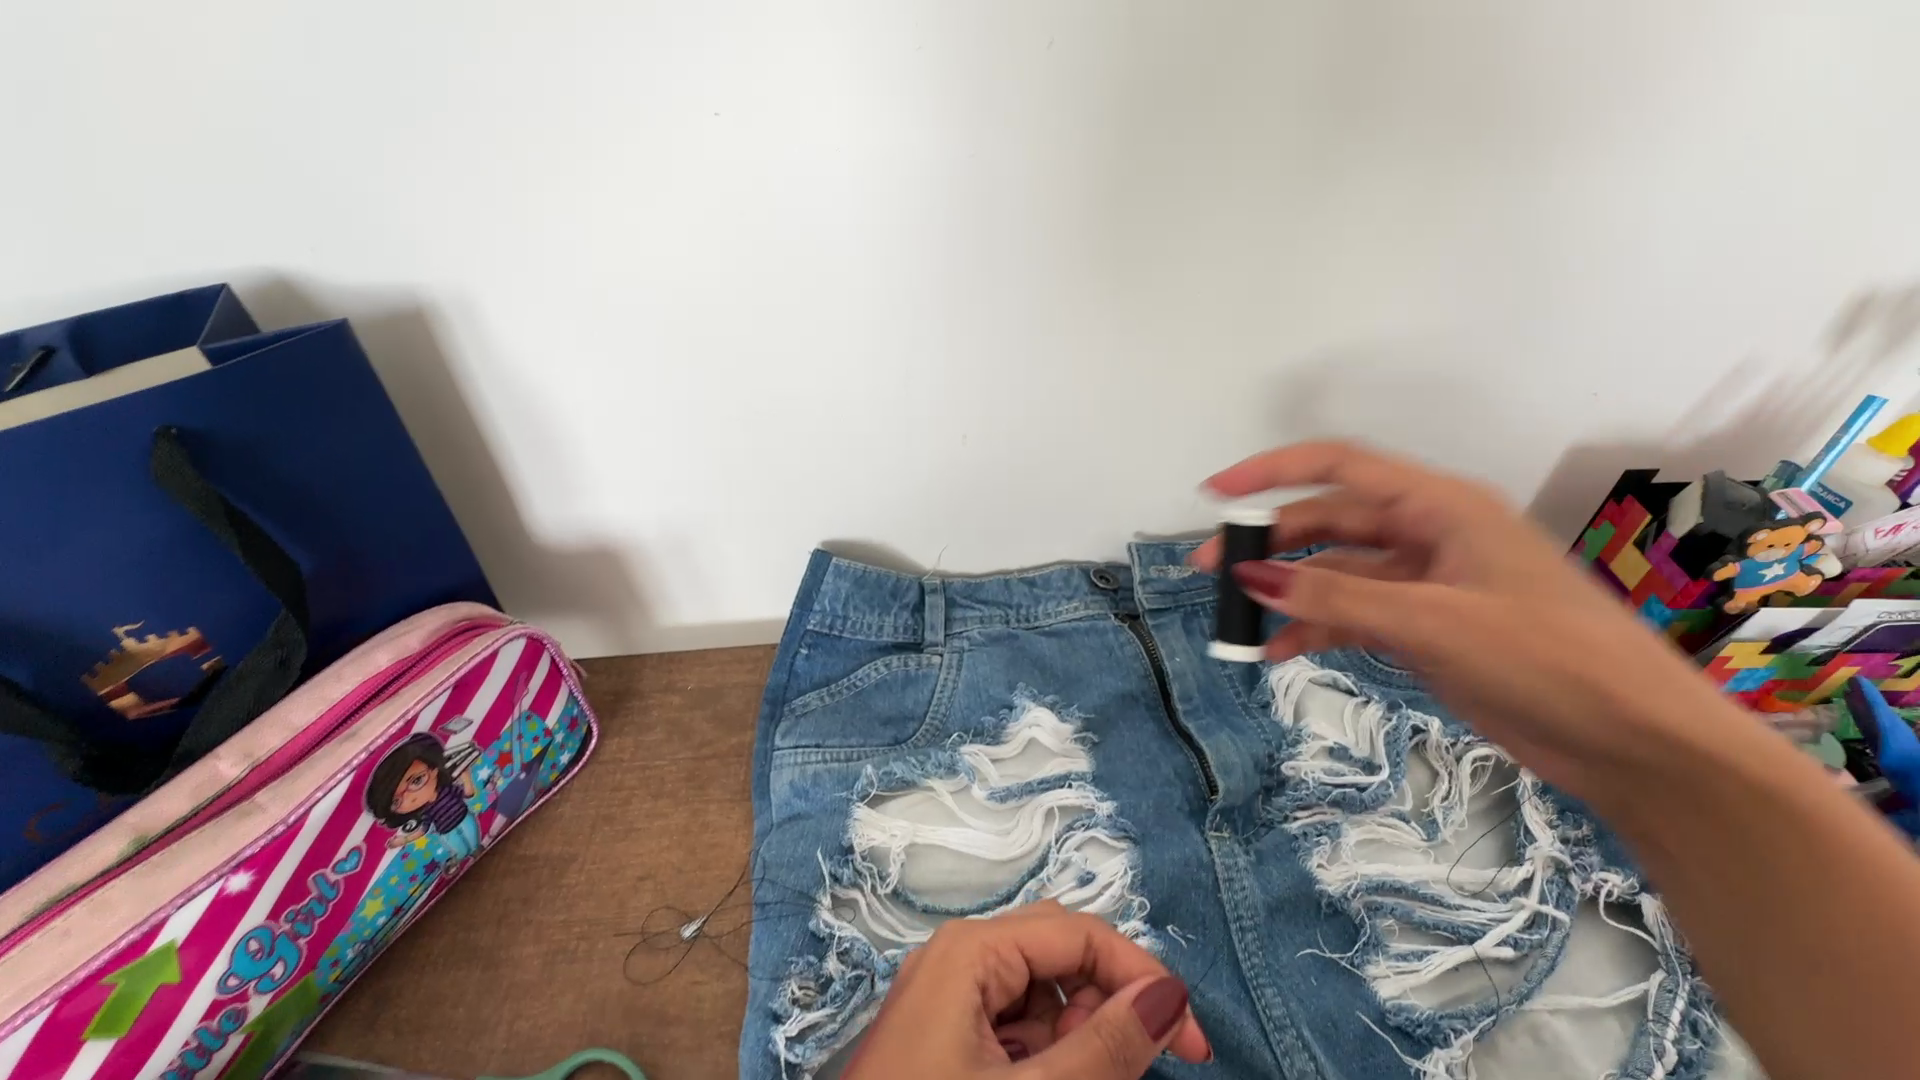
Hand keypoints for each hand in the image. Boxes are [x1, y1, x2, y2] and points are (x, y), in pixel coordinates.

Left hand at [842, 901, 1210, 1079]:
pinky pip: (1014, 1021)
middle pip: (1059, 953)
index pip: (1079, 934)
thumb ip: (1104, 1047)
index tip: (1192, 1046)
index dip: (1143, 979)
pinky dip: (1043, 1052)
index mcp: (971, 949)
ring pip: (1040, 990)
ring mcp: (949, 993)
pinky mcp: (946, 1030)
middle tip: (1120, 1071)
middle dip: (1103, 1004)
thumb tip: (1169, 996)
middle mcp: (958, 956)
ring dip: (1073, 1033)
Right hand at [1191, 440, 1751, 798]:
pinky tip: (1276, 653)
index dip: (1272, 473)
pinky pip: (1352, 617)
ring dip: (1288, 594)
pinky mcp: (1425, 628)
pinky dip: (1314, 630)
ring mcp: (1425, 584)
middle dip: (1268, 544)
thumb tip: (1252, 578)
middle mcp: (1428, 535)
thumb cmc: (1549, 661)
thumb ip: (1338, 599)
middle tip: (1211, 573)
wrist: (1636, 743)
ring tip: (1235, 621)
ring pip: (1335, 574)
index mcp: (1441, 508)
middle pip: (1328, 523)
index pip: (1340, 468)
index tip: (1215, 493)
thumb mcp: (1434, 623)